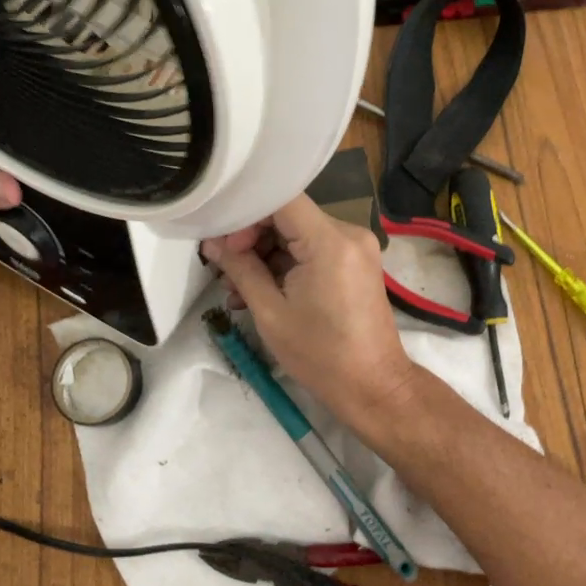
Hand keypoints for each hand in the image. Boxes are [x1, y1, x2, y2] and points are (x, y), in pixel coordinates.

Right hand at [201, 197, 415, 414]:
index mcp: (330, 241)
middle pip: (288, 215)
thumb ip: (241, 270)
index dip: (246, 215)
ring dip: (265, 254)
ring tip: (237, 288)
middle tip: (224, 269)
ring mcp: (355, 247)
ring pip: (298, 233)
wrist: (373, 386)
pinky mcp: (355, 262)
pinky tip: (261, 290)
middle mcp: (349, 233)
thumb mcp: (271, 313)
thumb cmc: (321, 355)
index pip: (280, 199)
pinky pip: (312, 249)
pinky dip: (286, 264)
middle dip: (251, 238)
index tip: (225, 245)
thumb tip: (212, 244)